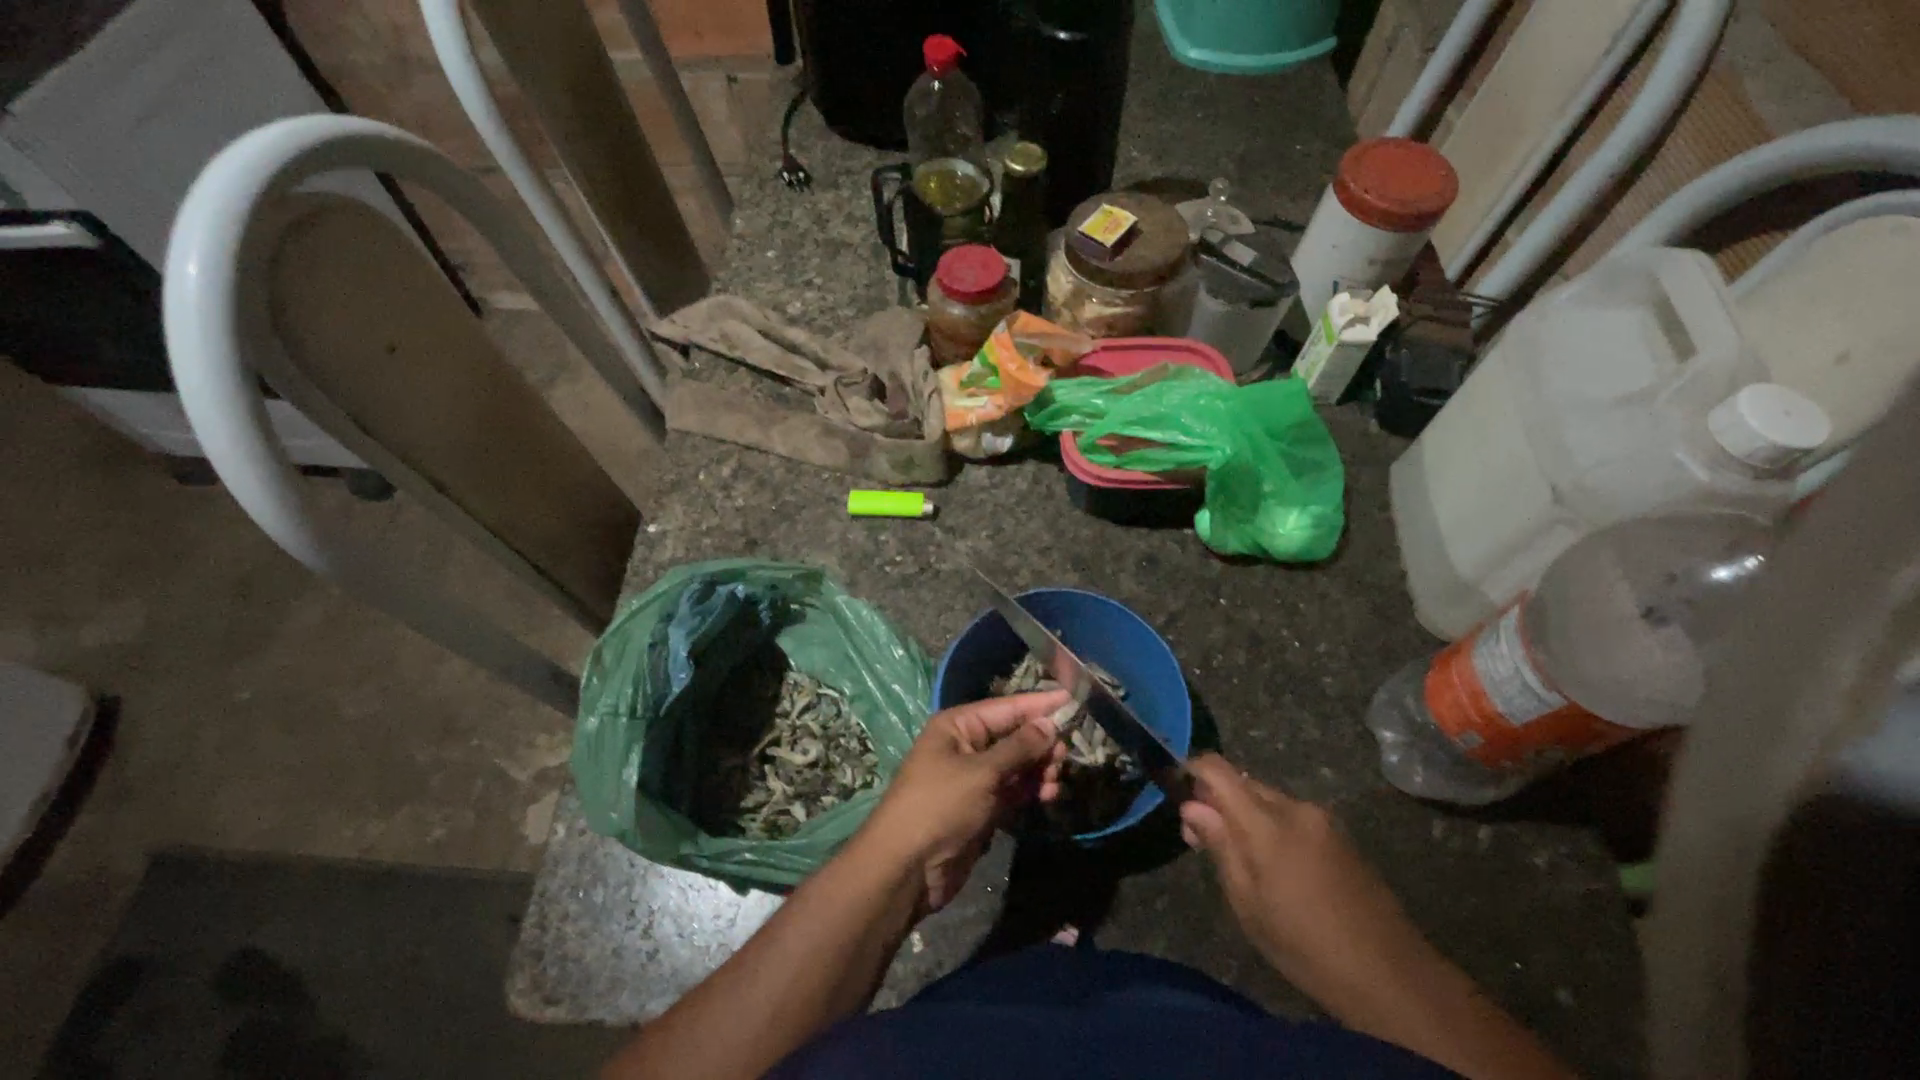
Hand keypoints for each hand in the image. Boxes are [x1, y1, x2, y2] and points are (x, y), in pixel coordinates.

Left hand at [858, 690, 1069, 912]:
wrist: (908, 867)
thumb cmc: (940, 807)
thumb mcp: (981, 772)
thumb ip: (1018, 747)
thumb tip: (1048, 724)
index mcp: (957, 727)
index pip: (1006, 708)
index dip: (1039, 705)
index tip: (1074, 699)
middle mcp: (966, 747)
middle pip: (1014, 736)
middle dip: (1042, 743)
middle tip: (1065, 755)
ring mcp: (974, 779)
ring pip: (1017, 765)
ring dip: (1039, 770)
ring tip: (1055, 781)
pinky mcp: (982, 808)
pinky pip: (1013, 790)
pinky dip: (1031, 790)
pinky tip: (1048, 794)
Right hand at [1179, 754, 1425, 994]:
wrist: (1388, 972)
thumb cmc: (1303, 945)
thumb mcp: (1247, 903)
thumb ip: (1219, 846)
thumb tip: (1191, 807)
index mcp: (1267, 822)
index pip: (1219, 770)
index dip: (1192, 772)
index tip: (1176, 795)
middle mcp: (1296, 808)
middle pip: (1244, 783)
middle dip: (1217, 801)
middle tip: (1201, 841)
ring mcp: (1323, 819)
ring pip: (1268, 799)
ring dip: (1245, 815)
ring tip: (1237, 859)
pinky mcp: (1340, 835)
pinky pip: (1292, 815)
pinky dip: (1272, 826)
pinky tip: (1274, 868)